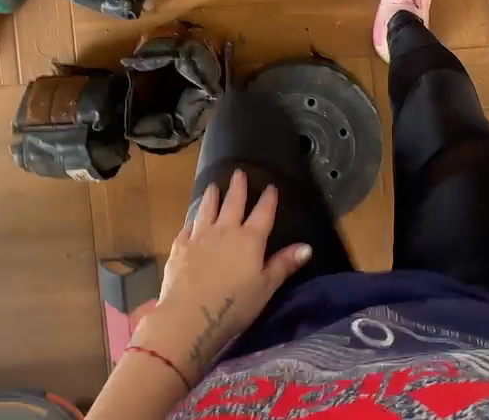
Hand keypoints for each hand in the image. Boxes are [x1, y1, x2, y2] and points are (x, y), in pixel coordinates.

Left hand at [134, 170, 311, 380]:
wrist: (190, 315)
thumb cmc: (234, 306)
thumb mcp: (265, 288)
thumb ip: (284, 265)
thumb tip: (307, 246)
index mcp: (250, 240)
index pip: (263, 213)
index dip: (268, 199)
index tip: (270, 186)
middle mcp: (226, 230)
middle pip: (234, 202)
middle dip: (238, 187)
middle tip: (239, 172)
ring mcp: (201, 235)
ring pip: (208, 208)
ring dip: (213, 196)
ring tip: (214, 186)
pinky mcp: (181, 244)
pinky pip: (188, 225)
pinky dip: (192, 218)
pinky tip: (192, 217)